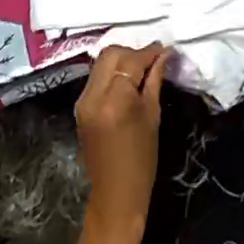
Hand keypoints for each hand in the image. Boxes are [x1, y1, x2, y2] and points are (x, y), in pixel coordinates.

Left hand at [74, 44, 169, 226]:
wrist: (115, 194)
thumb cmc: (142, 160)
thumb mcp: (153, 117)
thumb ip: (155, 80)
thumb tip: (164, 55)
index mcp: (114, 100)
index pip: (131, 61)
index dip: (149, 52)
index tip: (164, 49)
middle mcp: (93, 94)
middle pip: (111, 54)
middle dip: (133, 52)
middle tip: (153, 61)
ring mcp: (82, 99)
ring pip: (101, 62)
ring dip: (121, 60)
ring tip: (141, 70)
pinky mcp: (79, 105)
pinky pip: (96, 77)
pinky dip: (112, 72)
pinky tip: (127, 81)